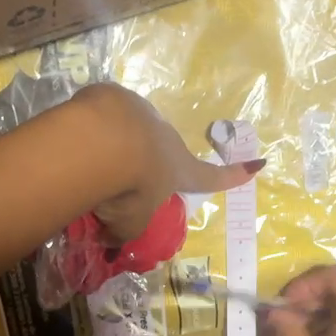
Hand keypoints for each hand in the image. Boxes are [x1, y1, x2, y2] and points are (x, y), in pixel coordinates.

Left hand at [70, 83, 262, 241]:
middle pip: (160, 153)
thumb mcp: (129, 224)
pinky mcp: (112, 95)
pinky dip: (96, 127)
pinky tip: (80, 139)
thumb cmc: (129, 189)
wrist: (101, 140)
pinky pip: (105, 115)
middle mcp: (166, 136)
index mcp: (179, 168)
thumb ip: (122, 234)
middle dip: (146, 167)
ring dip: (117, 146)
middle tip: (121, 184)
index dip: (232, 177)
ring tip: (91, 162)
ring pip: (131, 132)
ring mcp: (140, 111)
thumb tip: (109, 240)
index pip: (210, 177)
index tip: (255, 165)